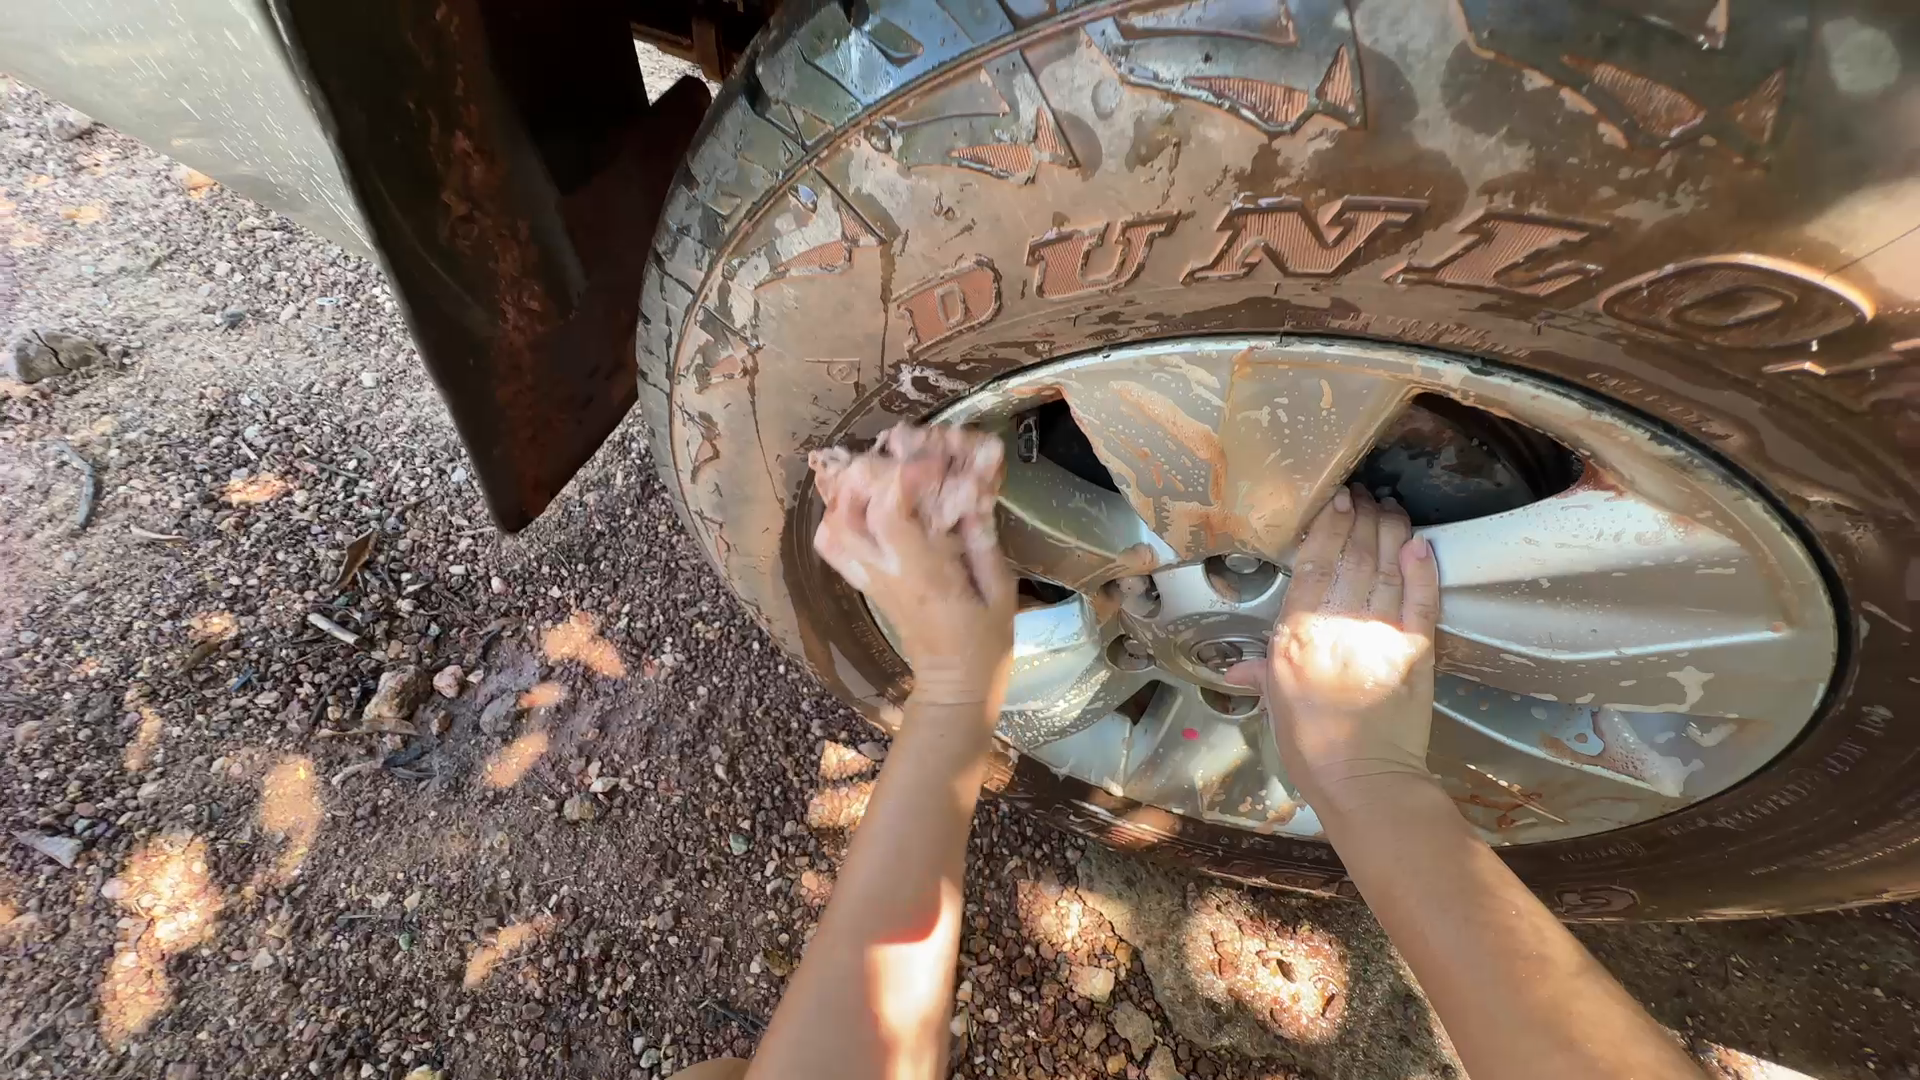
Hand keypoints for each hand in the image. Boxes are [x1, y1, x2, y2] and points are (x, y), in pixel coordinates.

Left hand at [810, 425, 1016, 710]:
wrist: (955, 682)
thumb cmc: (986, 638)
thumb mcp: (1001, 587)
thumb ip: (983, 538)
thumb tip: (972, 491)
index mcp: (922, 573)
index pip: (889, 514)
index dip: (901, 479)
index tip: (929, 464)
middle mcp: (885, 572)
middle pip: (847, 512)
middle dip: (868, 476)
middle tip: (901, 462)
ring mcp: (869, 579)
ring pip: (832, 527)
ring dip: (849, 494)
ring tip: (882, 479)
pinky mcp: (864, 584)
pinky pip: (834, 549)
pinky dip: (838, 520)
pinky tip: (866, 507)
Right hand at [1227, 485, 1441, 814]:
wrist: (1362, 777)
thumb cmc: (1307, 741)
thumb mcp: (1273, 702)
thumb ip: (1257, 673)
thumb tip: (1233, 668)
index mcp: (1296, 634)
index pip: (1314, 566)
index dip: (1326, 529)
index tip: (1335, 502)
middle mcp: (1336, 624)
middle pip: (1353, 558)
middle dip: (1361, 520)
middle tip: (1365, 494)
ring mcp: (1379, 635)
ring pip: (1387, 570)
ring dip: (1391, 533)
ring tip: (1390, 507)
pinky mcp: (1416, 651)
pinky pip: (1420, 601)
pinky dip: (1423, 570)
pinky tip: (1421, 543)